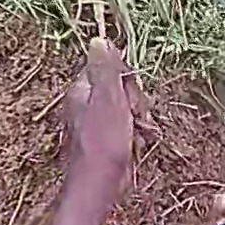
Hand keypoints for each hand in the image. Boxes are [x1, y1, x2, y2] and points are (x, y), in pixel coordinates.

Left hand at [63, 37, 137, 199]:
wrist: (100, 185)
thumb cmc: (104, 143)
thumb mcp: (109, 99)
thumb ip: (106, 70)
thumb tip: (99, 39)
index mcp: (83, 90)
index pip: (109, 69)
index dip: (127, 80)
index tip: (132, 95)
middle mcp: (86, 104)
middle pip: (120, 88)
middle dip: (135, 102)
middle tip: (137, 117)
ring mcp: (96, 122)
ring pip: (127, 108)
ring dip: (139, 119)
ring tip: (140, 133)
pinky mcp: (106, 139)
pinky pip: (127, 127)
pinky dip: (136, 134)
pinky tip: (140, 143)